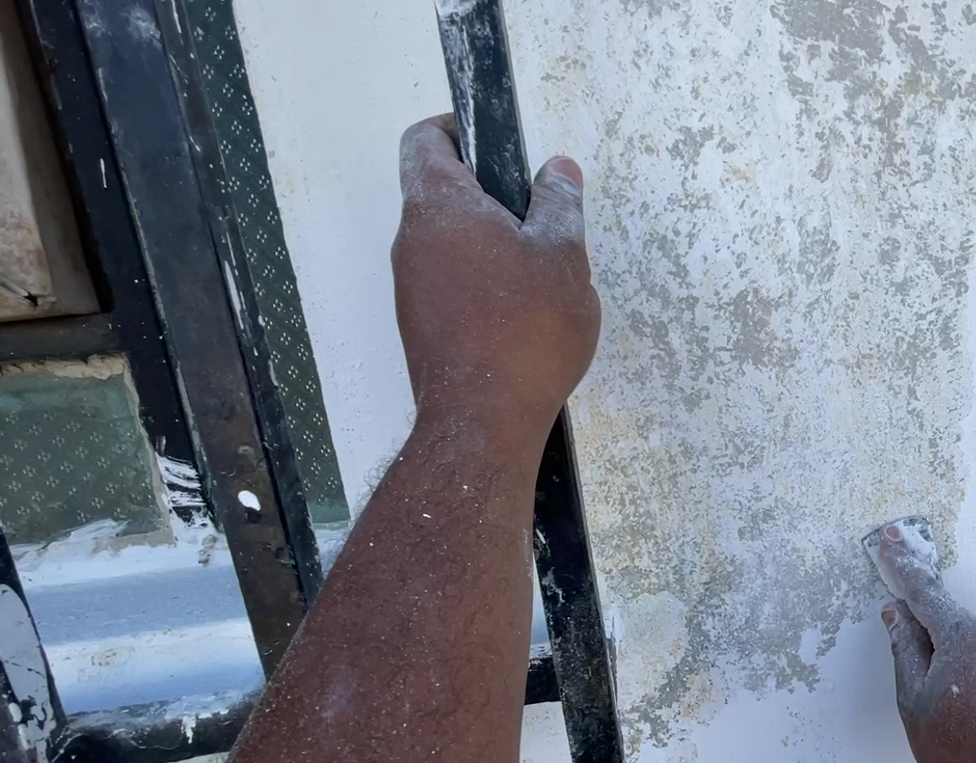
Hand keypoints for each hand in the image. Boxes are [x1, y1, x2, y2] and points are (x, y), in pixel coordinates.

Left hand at [391, 115, 600, 447]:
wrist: (486, 419)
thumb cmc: (527, 332)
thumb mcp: (563, 260)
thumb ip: (560, 207)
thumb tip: (558, 170)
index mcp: (441, 208)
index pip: (427, 140)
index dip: (458, 130)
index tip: (496, 147)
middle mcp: (413, 242)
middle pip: (444, 198)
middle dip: (492, 204)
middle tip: (542, 230)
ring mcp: (411, 289)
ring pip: (450, 249)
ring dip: (491, 253)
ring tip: (539, 287)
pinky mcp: (421, 329)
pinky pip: (451, 290)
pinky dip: (482, 292)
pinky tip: (521, 326)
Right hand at [876, 525, 975, 762]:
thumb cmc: (958, 754)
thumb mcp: (915, 702)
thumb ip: (906, 649)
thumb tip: (898, 613)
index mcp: (966, 637)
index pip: (926, 592)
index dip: (903, 566)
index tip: (890, 539)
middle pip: (956, 627)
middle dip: (938, 648)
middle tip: (932, 697)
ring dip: (968, 670)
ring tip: (966, 721)